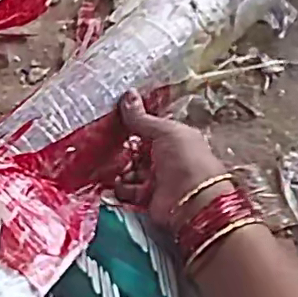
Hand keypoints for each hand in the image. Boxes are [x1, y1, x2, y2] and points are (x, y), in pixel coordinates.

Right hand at [114, 90, 231, 231]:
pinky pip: (128, 190)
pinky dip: (120, 187)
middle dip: (122, 148)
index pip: (150, 129)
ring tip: (108, 164)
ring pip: (131, 170)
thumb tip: (128, 94)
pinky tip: (114, 181)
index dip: (133, 125)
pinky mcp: (148, 198)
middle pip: (138, 150)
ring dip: (120, 168)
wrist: (193, 202)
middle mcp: (166, 158)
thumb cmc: (185, 159)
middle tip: (104, 142)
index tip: (112, 119)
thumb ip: (143, 118)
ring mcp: (157, 178)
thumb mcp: (164, 132)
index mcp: (175, 138)